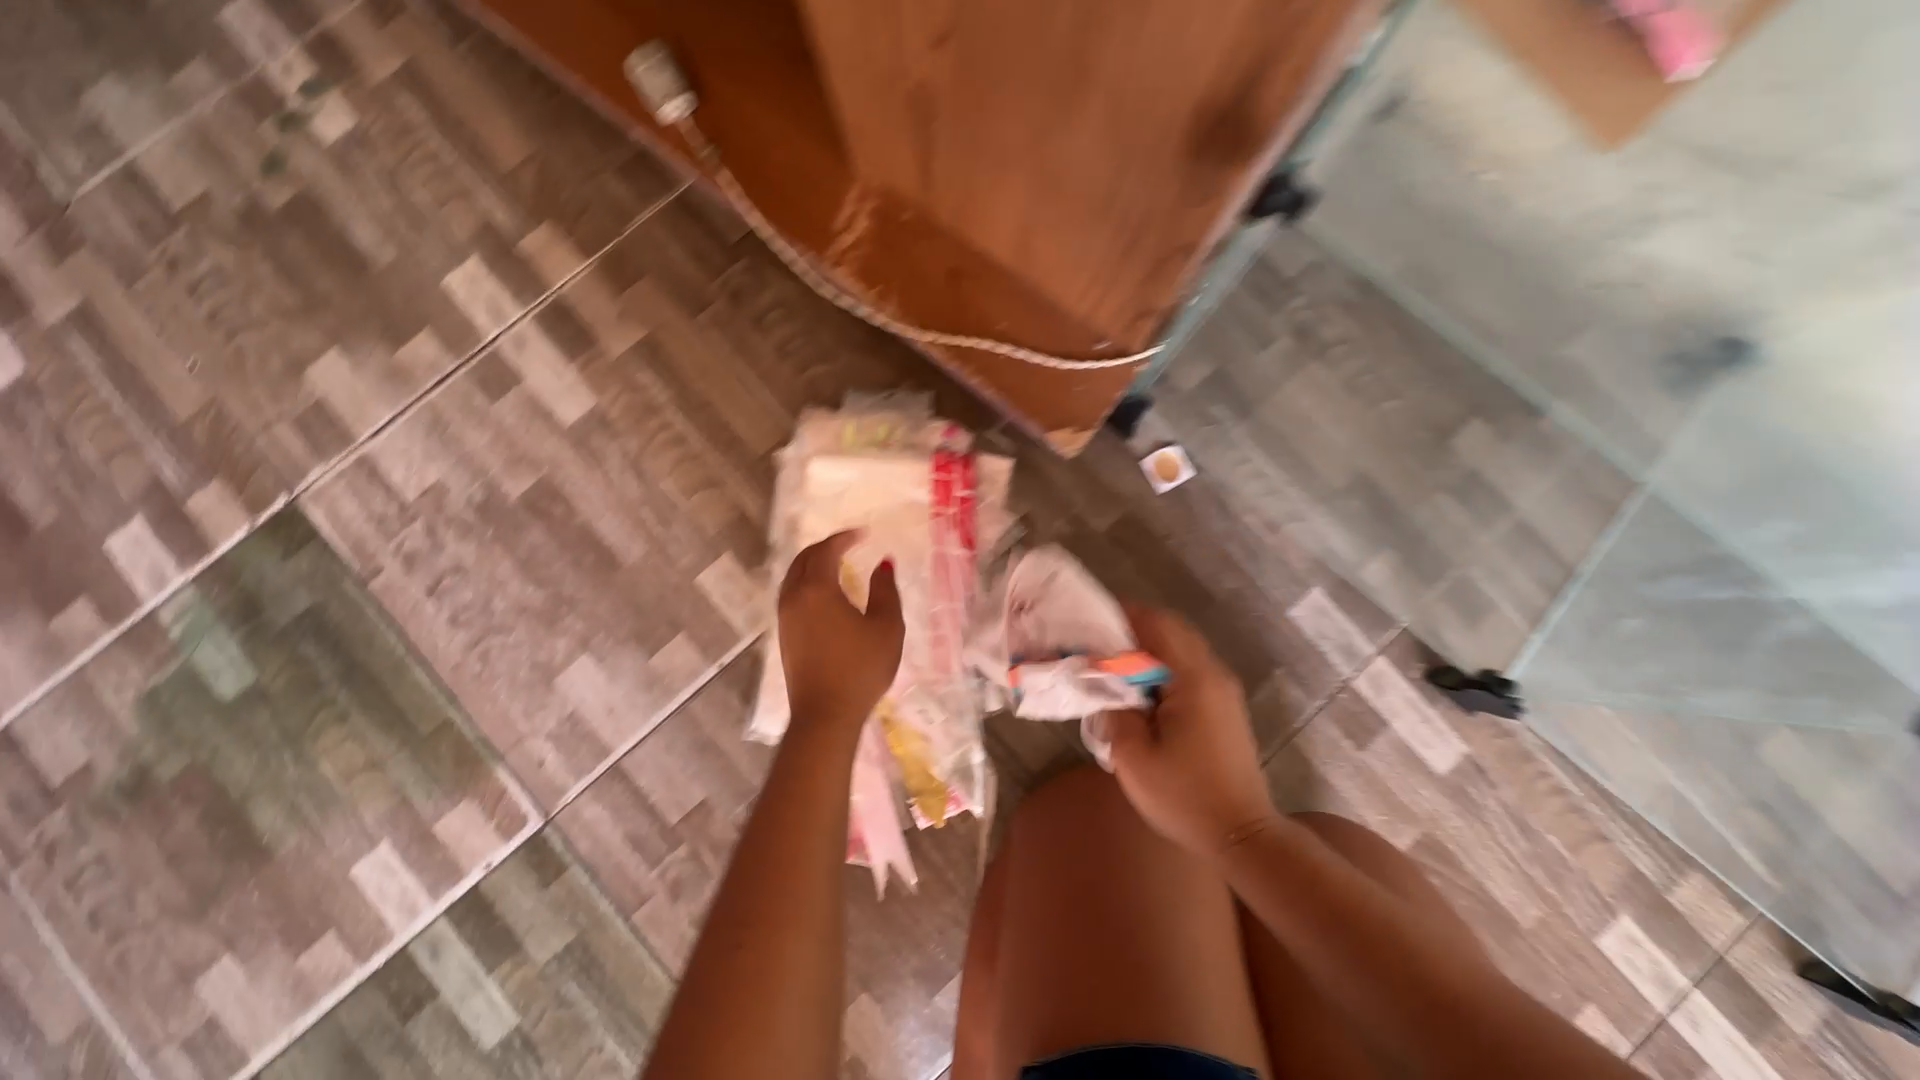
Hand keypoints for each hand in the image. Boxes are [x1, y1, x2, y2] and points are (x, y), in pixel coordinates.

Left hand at [777, 530, 904, 737]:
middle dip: (826, 547)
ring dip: (812, 564)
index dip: (845, 538)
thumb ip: (886, 590)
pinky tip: (824, 595)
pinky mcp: (784, 636)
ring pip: (793, 577)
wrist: (826, 715)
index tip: (864, 534)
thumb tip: (883, 564)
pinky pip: (791, 594)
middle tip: (849, 545)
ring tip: (835, 565)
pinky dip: (806, 583)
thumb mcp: (886, 627)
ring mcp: (785, 617)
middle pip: (804, 559)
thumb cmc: (861, 669)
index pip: (827, 550)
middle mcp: (794, 597)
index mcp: (817, 589)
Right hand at [1105, 604, 1277, 857]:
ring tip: (1110, 667)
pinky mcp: (1224, 709)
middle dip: (1132, 630)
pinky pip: (1189, 671)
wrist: (1241, 835)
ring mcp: (1224, 692)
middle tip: (1094, 643)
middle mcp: (1214, 675)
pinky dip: (1162, 669)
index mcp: (1194, 679)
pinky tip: (1138, 692)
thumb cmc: (1185, 797)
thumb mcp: (1133, 757)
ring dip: (1147, 651)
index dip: (1121, 615)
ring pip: (1181, 651)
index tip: (1088, 621)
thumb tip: (1104, 685)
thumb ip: (1114, 710)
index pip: (1157, 624)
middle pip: (1171, 631)